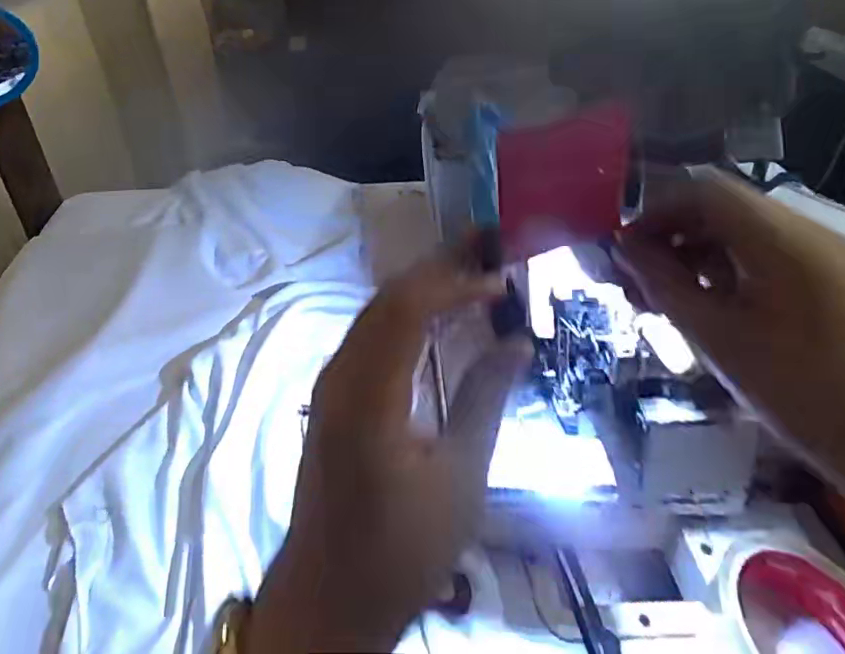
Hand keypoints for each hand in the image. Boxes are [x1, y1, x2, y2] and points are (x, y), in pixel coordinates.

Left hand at [247, 250, 530, 653]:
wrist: (327, 603)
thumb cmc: (400, 551)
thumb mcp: (461, 480)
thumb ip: (486, 399)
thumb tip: (517, 340)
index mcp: (369, 399)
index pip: (409, 310)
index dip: (455, 283)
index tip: (500, 281)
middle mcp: (341, 378)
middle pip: (389, 299)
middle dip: (439, 265)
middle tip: (487, 241)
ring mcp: (332, 386)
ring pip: (377, 311)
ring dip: (423, 284)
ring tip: (470, 264)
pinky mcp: (334, 397)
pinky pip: (371, 333)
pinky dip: (408, 311)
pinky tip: (439, 312)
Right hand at [618, 173, 844, 653]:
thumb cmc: (813, 397)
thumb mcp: (725, 343)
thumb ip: (669, 287)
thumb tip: (626, 249)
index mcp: (782, 235)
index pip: (705, 189)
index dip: (657, 210)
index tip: (626, 248)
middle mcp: (814, 231)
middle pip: (731, 209)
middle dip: (680, 235)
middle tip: (645, 281)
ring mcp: (841, 258)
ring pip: (758, 236)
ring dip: (711, 257)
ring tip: (681, 303)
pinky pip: (786, 260)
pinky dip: (746, 274)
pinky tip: (731, 316)